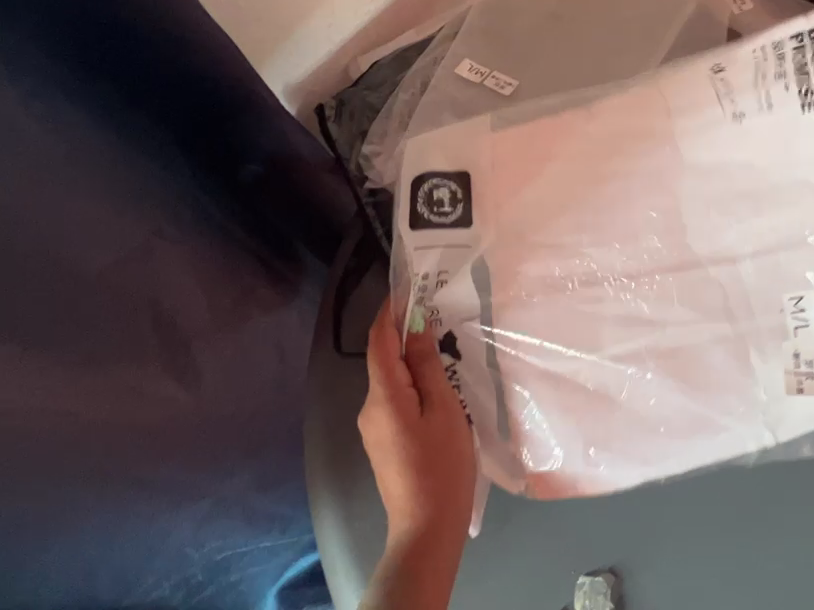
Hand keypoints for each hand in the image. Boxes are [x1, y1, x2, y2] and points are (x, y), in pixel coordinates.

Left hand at [359, 298, 477, 547]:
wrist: (427, 526)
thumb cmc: (442, 464)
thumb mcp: (444, 408)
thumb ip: (426, 366)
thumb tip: (415, 327)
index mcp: (383, 395)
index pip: (379, 340)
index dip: (390, 310)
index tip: (408, 287)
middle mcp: (369, 407)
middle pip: (384, 359)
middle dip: (406, 333)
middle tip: (439, 313)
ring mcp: (373, 427)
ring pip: (391, 380)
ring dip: (411, 360)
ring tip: (444, 347)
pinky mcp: (383, 441)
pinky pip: (395, 399)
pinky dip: (412, 383)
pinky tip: (437, 386)